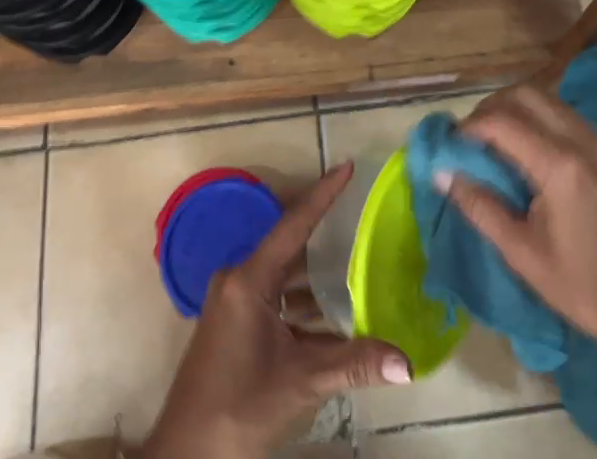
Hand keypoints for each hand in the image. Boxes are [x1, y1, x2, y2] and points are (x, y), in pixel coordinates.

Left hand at [142, 162, 412, 458]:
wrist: (187, 453)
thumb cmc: (237, 407)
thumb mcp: (301, 382)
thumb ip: (355, 364)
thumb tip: (409, 361)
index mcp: (249, 282)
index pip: (293, 226)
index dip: (322, 194)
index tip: (347, 166)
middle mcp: (238, 282)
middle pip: (289, 246)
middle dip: (325, 232)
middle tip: (364, 217)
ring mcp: (234, 304)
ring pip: (284, 276)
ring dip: (317, 276)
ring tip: (361, 265)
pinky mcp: (235, 326)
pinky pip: (276, 299)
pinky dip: (304, 303)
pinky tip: (335, 316)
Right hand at [435, 82, 596, 363]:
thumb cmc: (583, 287)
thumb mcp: (522, 254)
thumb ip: (480, 206)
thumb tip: (442, 173)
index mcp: (560, 167)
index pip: (502, 122)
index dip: (467, 128)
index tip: (447, 149)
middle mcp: (581, 142)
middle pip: (526, 95)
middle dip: (489, 110)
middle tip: (468, 142)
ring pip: (547, 100)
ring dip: (513, 111)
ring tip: (490, 146)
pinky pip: (563, 117)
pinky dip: (536, 121)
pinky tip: (522, 154)